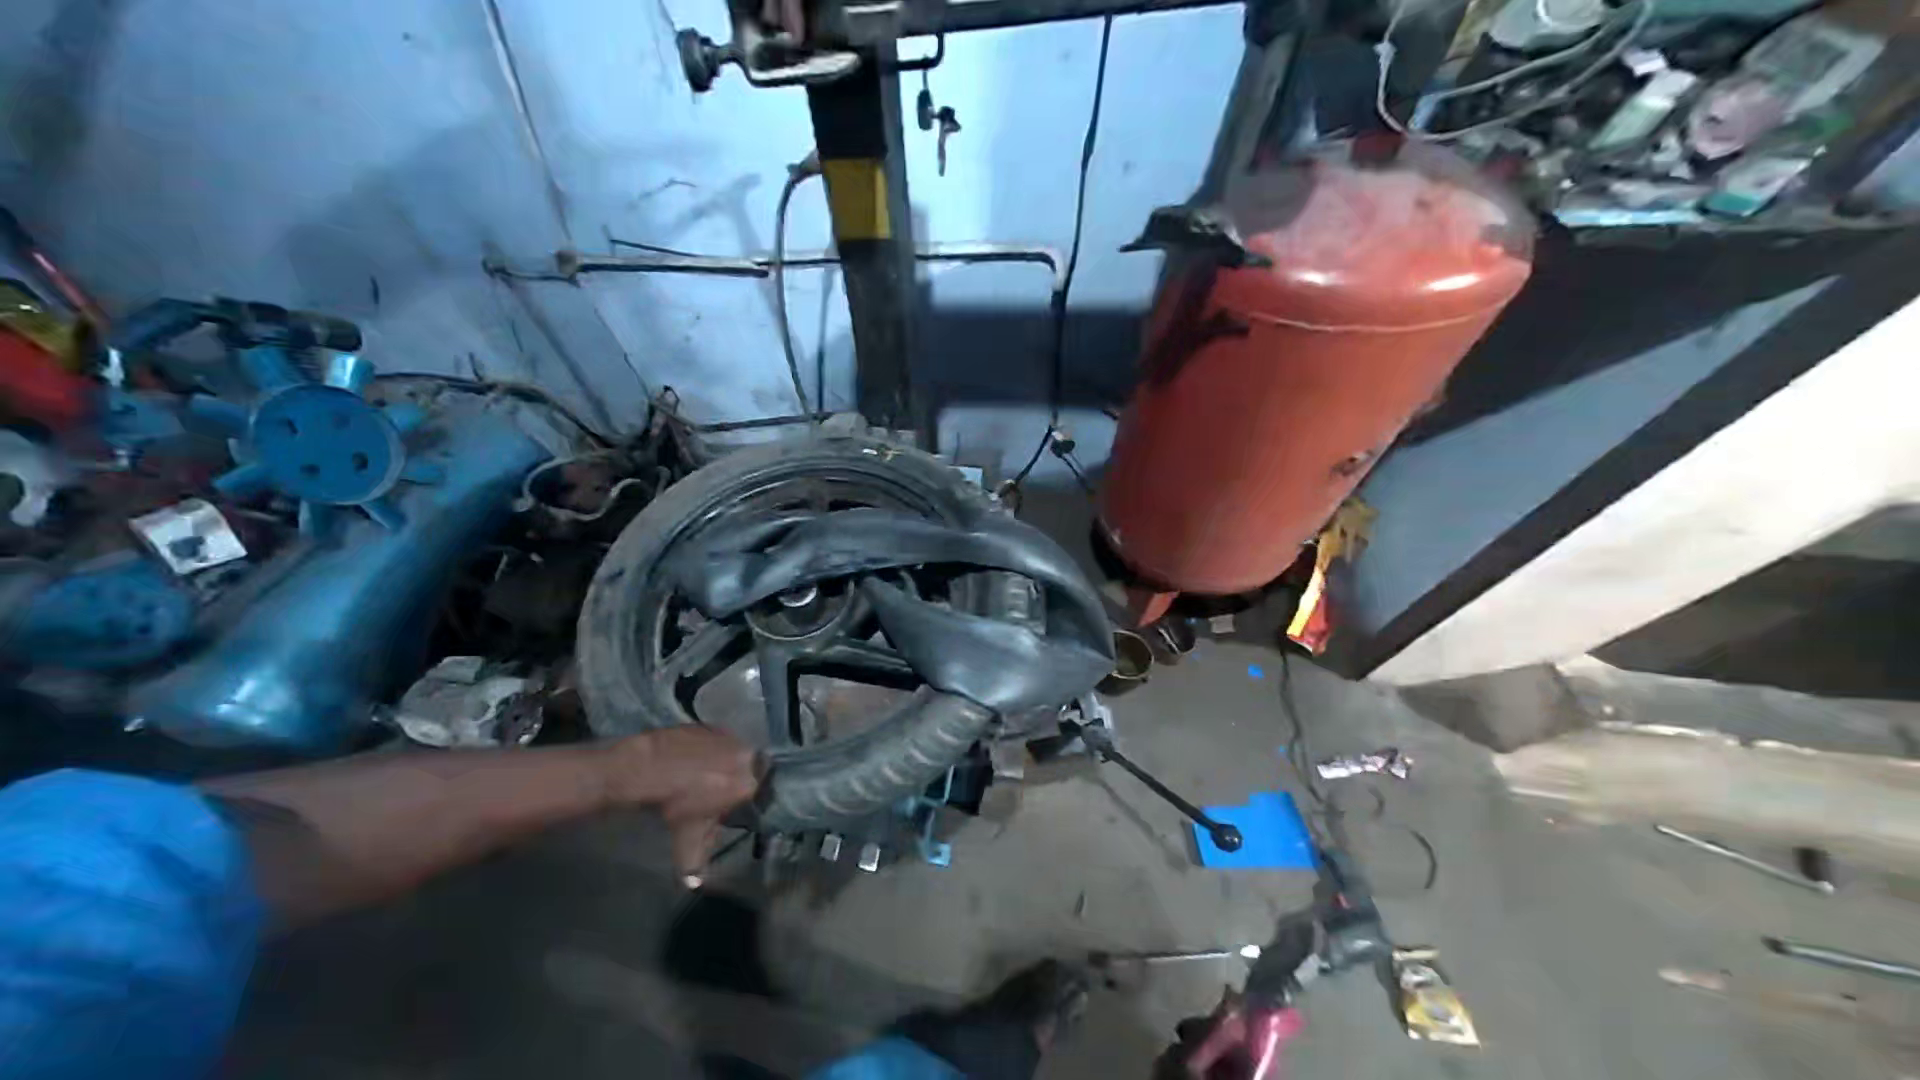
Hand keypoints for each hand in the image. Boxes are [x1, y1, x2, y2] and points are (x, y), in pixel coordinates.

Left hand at [606, 727, 762, 882]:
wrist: (648, 767)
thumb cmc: (674, 804)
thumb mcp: (687, 837)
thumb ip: (697, 860)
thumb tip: (694, 885)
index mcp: (749, 783)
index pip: (761, 790)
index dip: (746, 797)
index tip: (733, 802)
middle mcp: (748, 756)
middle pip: (750, 768)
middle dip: (737, 777)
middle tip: (717, 787)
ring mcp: (731, 737)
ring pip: (736, 752)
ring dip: (726, 761)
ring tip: (704, 772)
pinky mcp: (714, 725)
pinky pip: (720, 739)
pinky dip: (711, 748)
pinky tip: (694, 758)